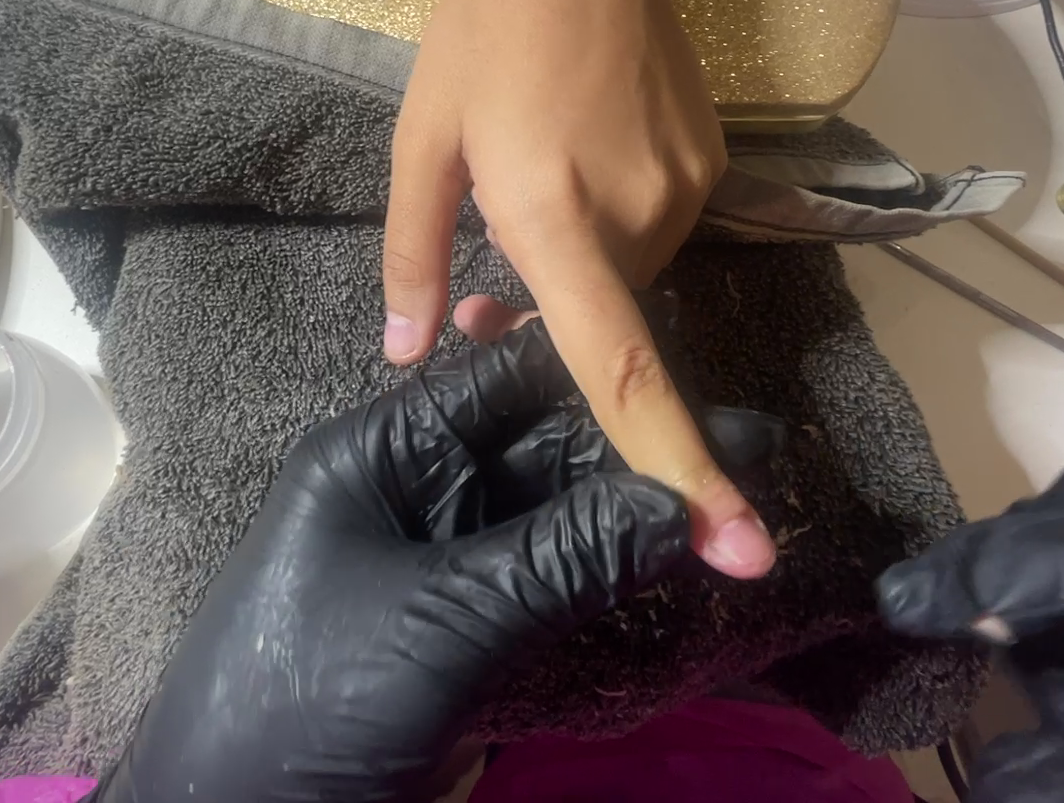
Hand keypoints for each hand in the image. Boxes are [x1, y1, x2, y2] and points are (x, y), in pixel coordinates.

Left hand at [94, 323, 767, 801]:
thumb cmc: (312, 696)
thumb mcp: (439, 618)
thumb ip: (562, 557)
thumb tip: (684, 506)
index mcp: (379, 450)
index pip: (498, 388)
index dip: (592, 377)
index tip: (686, 367)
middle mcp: (414, 483)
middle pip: (538, 449)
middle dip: (636, 450)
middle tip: (750, 444)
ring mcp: (442, 552)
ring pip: (552, 514)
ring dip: (634, 510)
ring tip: (741, 499)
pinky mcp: (465, 616)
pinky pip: (546, 573)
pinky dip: (605, 566)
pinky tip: (671, 552)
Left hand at [383, 0, 770, 577]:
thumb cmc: (484, 29)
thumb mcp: (421, 142)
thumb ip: (415, 256)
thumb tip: (409, 353)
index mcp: (555, 214)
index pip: (621, 366)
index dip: (675, 467)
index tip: (734, 552)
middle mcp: (641, 217)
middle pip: (604, 323)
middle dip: (546, 326)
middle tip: (480, 290)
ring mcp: (689, 191)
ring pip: (626, 279)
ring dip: (574, 273)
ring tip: (524, 203)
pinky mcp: (710, 168)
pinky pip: (649, 235)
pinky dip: (607, 237)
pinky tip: (571, 173)